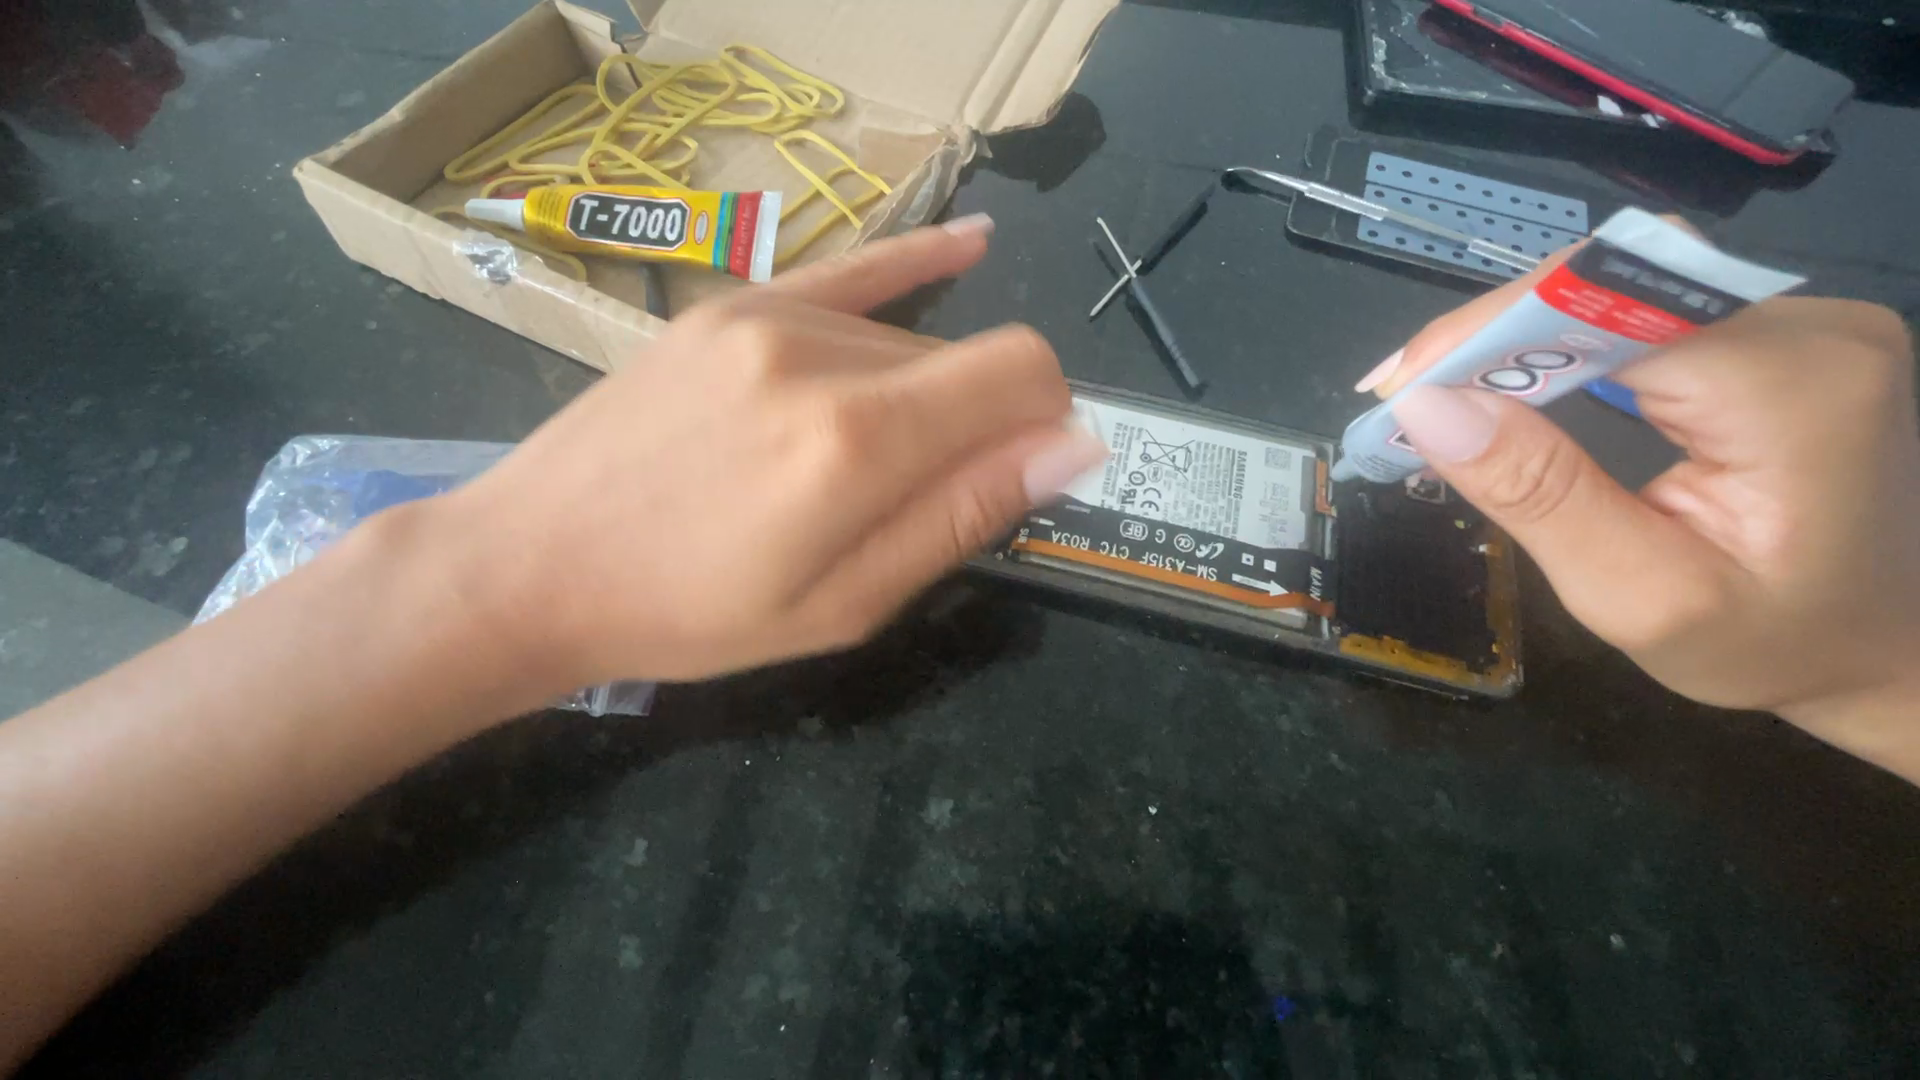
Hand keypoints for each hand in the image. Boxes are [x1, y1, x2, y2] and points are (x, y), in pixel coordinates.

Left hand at [440, 218, 1106, 687]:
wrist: (534, 564)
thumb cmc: (695, 614)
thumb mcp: (843, 606)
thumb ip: (961, 515)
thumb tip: (1071, 446)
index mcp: (856, 442)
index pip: (1020, 374)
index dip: (1049, 418)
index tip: (1030, 468)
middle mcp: (819, 354)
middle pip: (964, 361)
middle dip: (976, 422)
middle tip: (919, 494)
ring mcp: (767, 312)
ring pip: (909, 338)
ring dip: (921, 394)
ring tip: (854, 460)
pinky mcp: (730, 301)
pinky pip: (852, 268)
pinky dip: (917, 267)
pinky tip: (970, 246)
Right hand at [1357, 259, 1919, 778]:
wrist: (1877, 645)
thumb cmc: (1766, 640)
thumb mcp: (1636, 594)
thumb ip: (1538, 496)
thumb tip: (1426, 407)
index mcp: (1789, 387)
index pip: (1605, 309)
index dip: (1486, 331)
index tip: (1397, 388)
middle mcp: (1803, 327)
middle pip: (1600, 288)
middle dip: (1482, 337)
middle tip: (1399, 401)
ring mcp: (1787, 324)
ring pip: (1601, 297)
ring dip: (1501, 345)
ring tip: (1429, 400)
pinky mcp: (1759, 338)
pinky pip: (1621, 319)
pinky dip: (1539, 352)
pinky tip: (1495, 390)